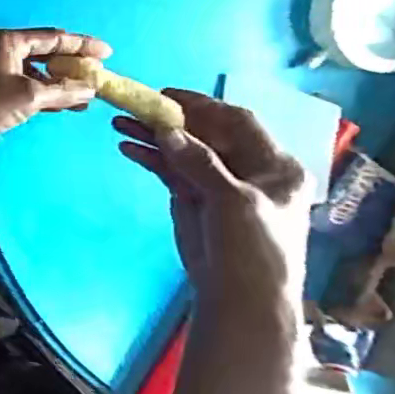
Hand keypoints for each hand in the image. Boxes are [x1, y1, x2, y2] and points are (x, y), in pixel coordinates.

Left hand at [0, 28, 112, 143]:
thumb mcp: (30, 97)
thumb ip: (63, 90)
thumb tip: (91, 89)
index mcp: (5, 40)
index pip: (52, 37)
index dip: (82, 45)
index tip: (108, 52)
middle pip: (41, 51)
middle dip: (69, 64)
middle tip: (97, 74)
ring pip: (29, 68)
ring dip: (55, 81)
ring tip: (83, 97)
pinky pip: (17, 79)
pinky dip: (38, 89)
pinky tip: (58, 104)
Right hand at [113, 91, 307, 322]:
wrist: (242, 299)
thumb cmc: (254, 249)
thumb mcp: (233, 203)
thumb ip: (200, 164)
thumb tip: (167, 130)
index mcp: (275, 166)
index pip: (238, 122)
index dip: (203, 105)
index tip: (164, 94)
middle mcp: (247, 169)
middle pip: (204, 133)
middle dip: (169, 119)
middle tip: (133, 107)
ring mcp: (217, 184)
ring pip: (182, 150)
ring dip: (152, 136)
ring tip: (119, 124)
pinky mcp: (194, 199)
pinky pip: (169, 169)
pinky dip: (149, 158)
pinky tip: (128, 149)